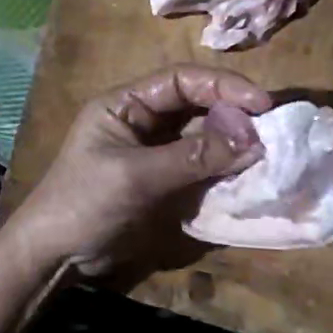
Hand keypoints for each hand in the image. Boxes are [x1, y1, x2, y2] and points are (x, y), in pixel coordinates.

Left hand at [5, 64, 269, 278]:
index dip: (223, 86)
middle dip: (234, 116)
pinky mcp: (163, 183)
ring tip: (271, 156)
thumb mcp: (136, 176)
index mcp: (123, 106)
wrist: (57, 252)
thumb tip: (254, 139)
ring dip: (234, 146)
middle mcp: (140, 123)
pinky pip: (201, 168)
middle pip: (197, 107)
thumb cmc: (84, 202)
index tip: (263, 105)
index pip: (180, 80)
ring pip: (204, 138)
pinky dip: (225, 171)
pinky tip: (250, 177)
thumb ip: (193, 157)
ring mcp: (153, 154)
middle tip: (276, 133)